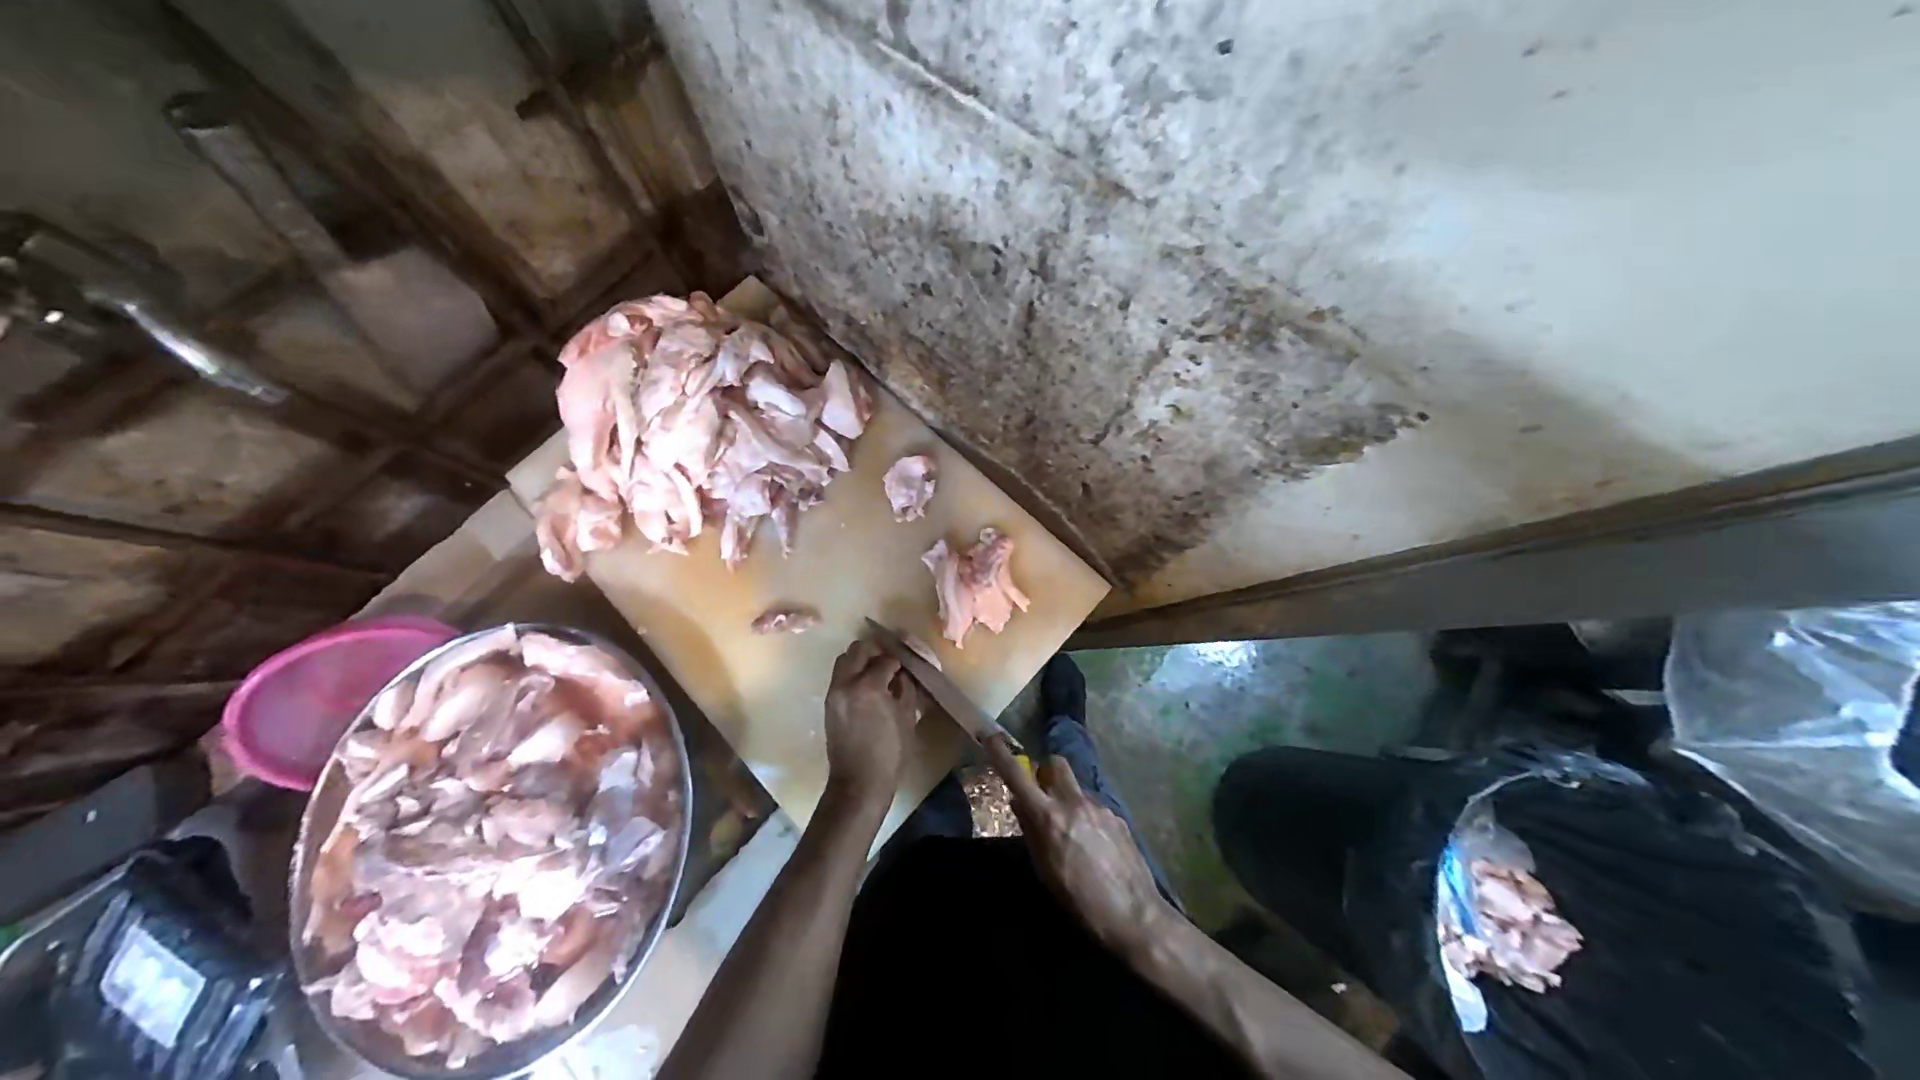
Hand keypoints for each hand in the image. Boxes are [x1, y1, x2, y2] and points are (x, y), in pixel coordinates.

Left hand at [822, 638, 918, 811]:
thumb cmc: (890, 752)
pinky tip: (866, 689)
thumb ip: (905, 688)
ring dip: (860, 661)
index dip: (898, 662)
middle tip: (888, 664)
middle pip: (857, 650)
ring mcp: (834, 692)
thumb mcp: (906, 718)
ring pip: (844, 660)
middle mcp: (846, 683)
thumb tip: (902, 674)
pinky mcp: (828, 703)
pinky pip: (839, 677)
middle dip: (875, 652)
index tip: (905, 667)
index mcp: (868, 686)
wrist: (859, 781)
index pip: (885, 660)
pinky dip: (852, 675)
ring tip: (875, 675)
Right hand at [986, 738, 1173, 953]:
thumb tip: (1019, 803)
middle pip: (1056, 763)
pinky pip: (1093, 804)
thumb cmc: (1081, 901)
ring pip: (1076, 786)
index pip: (1018, 776)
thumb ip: (1031, 831)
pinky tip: (1091, 843)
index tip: (991, 736)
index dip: (1002, 754)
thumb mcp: (1045, 871)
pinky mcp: (1117, 817)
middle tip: (1041, 792)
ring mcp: (1100, 807)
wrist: (1135, 916)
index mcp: (1050, 817)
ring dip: (1066, 795)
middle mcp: (1074, 802)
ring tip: (1069, 828)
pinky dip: (1085, 814)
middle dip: (1045, 770)